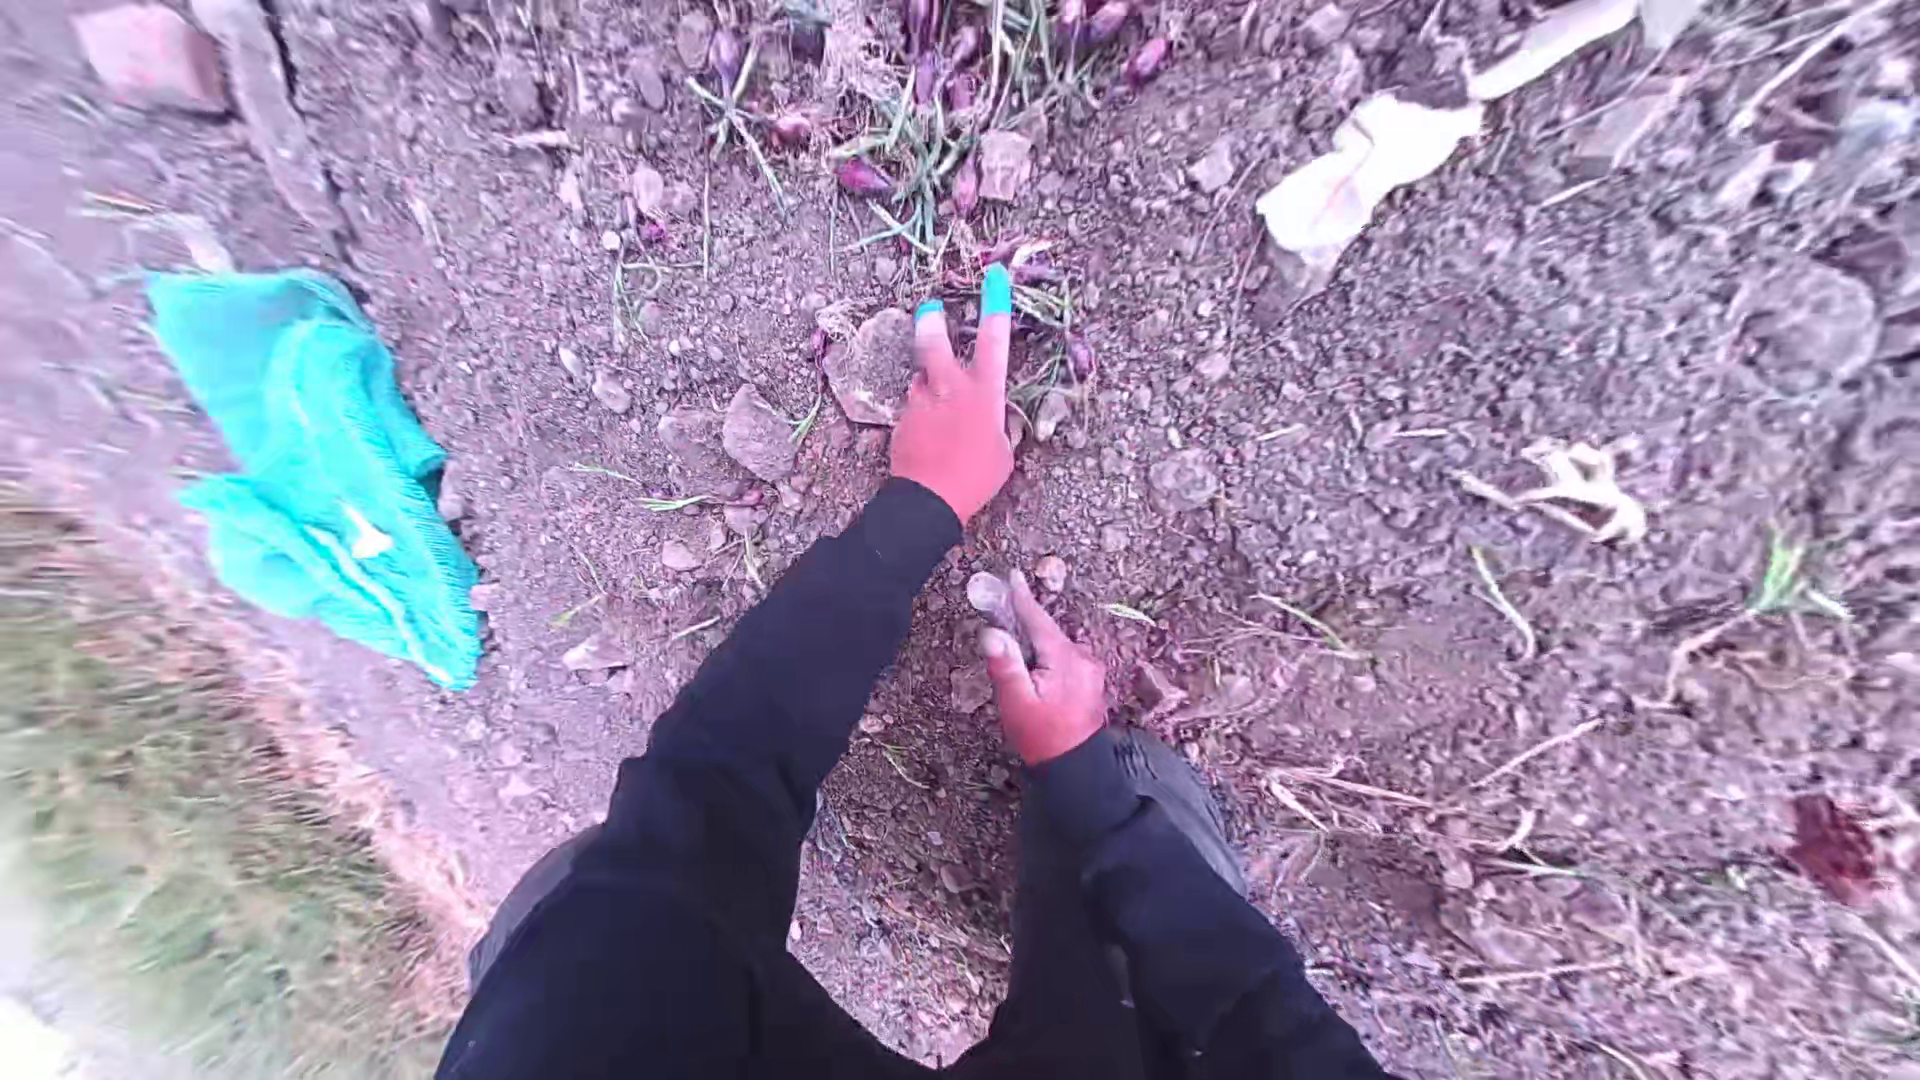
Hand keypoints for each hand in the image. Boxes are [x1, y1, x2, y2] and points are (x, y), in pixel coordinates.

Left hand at [889, 266, 1014, 522]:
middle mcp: (949, 388)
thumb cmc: (976, 478)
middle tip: (930, 311)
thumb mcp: (1003, 453)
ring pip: (922, 380)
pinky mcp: (902, 419)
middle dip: (932, 323)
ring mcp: (921, 401)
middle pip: (934, 342)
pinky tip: (928, 439)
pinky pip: (913, 408)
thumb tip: (993, 418)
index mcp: (984, 393)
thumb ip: (998, 427)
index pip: (993, 341)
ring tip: (938, 414)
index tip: (995, 276)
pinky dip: (920, 416)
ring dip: (928, 387)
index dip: (996, 306)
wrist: (929, 501)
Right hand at [979, 570, 1107, 764]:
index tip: (1013, 576)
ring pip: (1055, 643)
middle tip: (1004, 610)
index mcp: (1065, 659)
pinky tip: (1035, 666)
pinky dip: (1046, 653)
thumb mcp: (1017, 702)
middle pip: (1047, 630)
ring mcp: (1089, 668)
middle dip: (1026, 621)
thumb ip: (1006, 666)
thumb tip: (992, 634)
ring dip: (1036, 640)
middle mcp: (1082, 658)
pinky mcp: (1089, 678)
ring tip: (1016, 647)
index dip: (1022, 598)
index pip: (1038, 620)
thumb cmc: (1042, 737)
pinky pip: (1063, 655)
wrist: (1075, 768)